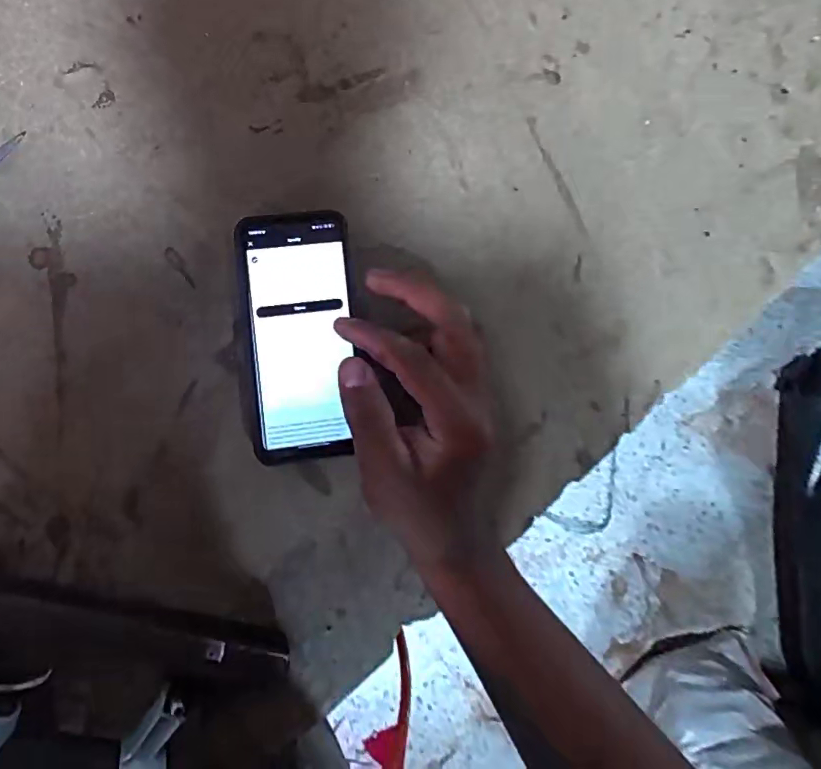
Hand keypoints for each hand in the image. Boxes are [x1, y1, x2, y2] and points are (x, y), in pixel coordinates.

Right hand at [335, 269, 496, 571]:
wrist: (457, 541)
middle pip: (457, 324)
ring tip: (383, 298)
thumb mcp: (382, 472)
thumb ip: (367, 416)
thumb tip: (352, 363)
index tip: (342, 326)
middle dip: (417, 292)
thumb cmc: (418, 513)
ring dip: (425, 306)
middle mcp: (477, 398)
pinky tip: (397, 334)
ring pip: (461, 329)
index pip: (416, 359)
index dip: (375, 336)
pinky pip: (455, 345)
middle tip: (375, 278)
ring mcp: (479, 394)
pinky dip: (428, 327)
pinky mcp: (471, 395)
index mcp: (457, 419)